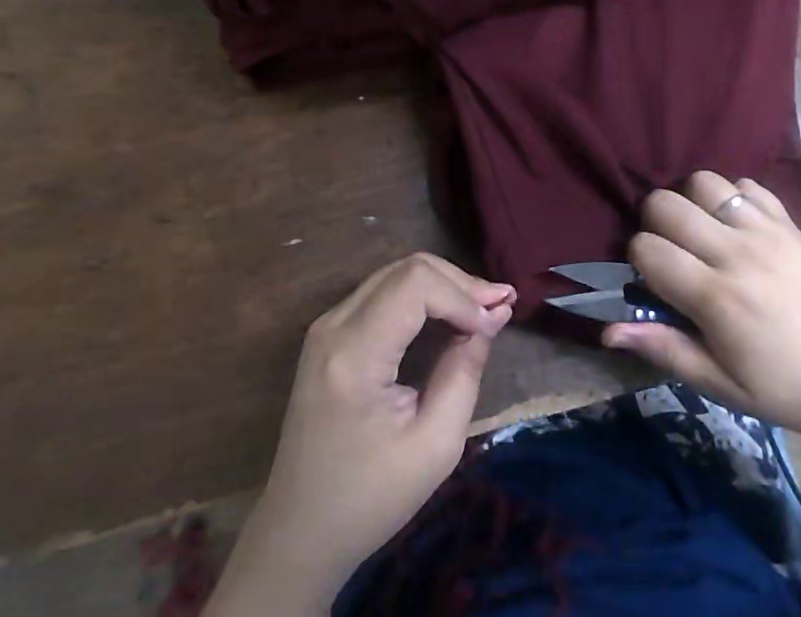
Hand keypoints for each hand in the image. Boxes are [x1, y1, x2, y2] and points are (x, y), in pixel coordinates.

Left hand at [213, 254, 514, 613]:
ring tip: (485, 309)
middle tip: (501, 308)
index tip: (494, 326)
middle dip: (459, 283)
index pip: (416, 284)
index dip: (463, 296)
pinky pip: (384, 293)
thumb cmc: (371, 498)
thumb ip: (465, 370)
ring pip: (396, 274)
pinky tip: (452, 315)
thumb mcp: (436, 444)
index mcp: (354, 355)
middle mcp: (333, 327)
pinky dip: (423, 297)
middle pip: (407, 269)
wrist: (300, 531)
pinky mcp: (329, 336)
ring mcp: (325, 328)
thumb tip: (494, 315)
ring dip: (444, 286)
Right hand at [603, 172, 800, 447]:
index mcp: (717, 298)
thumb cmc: (784, 389)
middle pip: (666, 204)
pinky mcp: (791, 224)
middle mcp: (738, 253)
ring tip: (699, 234)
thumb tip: (607, 331)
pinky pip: (748, 185)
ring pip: (704, 182)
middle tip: (668, 252)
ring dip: (690, 202)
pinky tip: (735, 227)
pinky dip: (731, 197)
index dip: (637, 261)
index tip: (650, 281)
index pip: (647, 249)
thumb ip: (663, 349)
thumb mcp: (720, 385)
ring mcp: (768, 232)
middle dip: (653, 223)